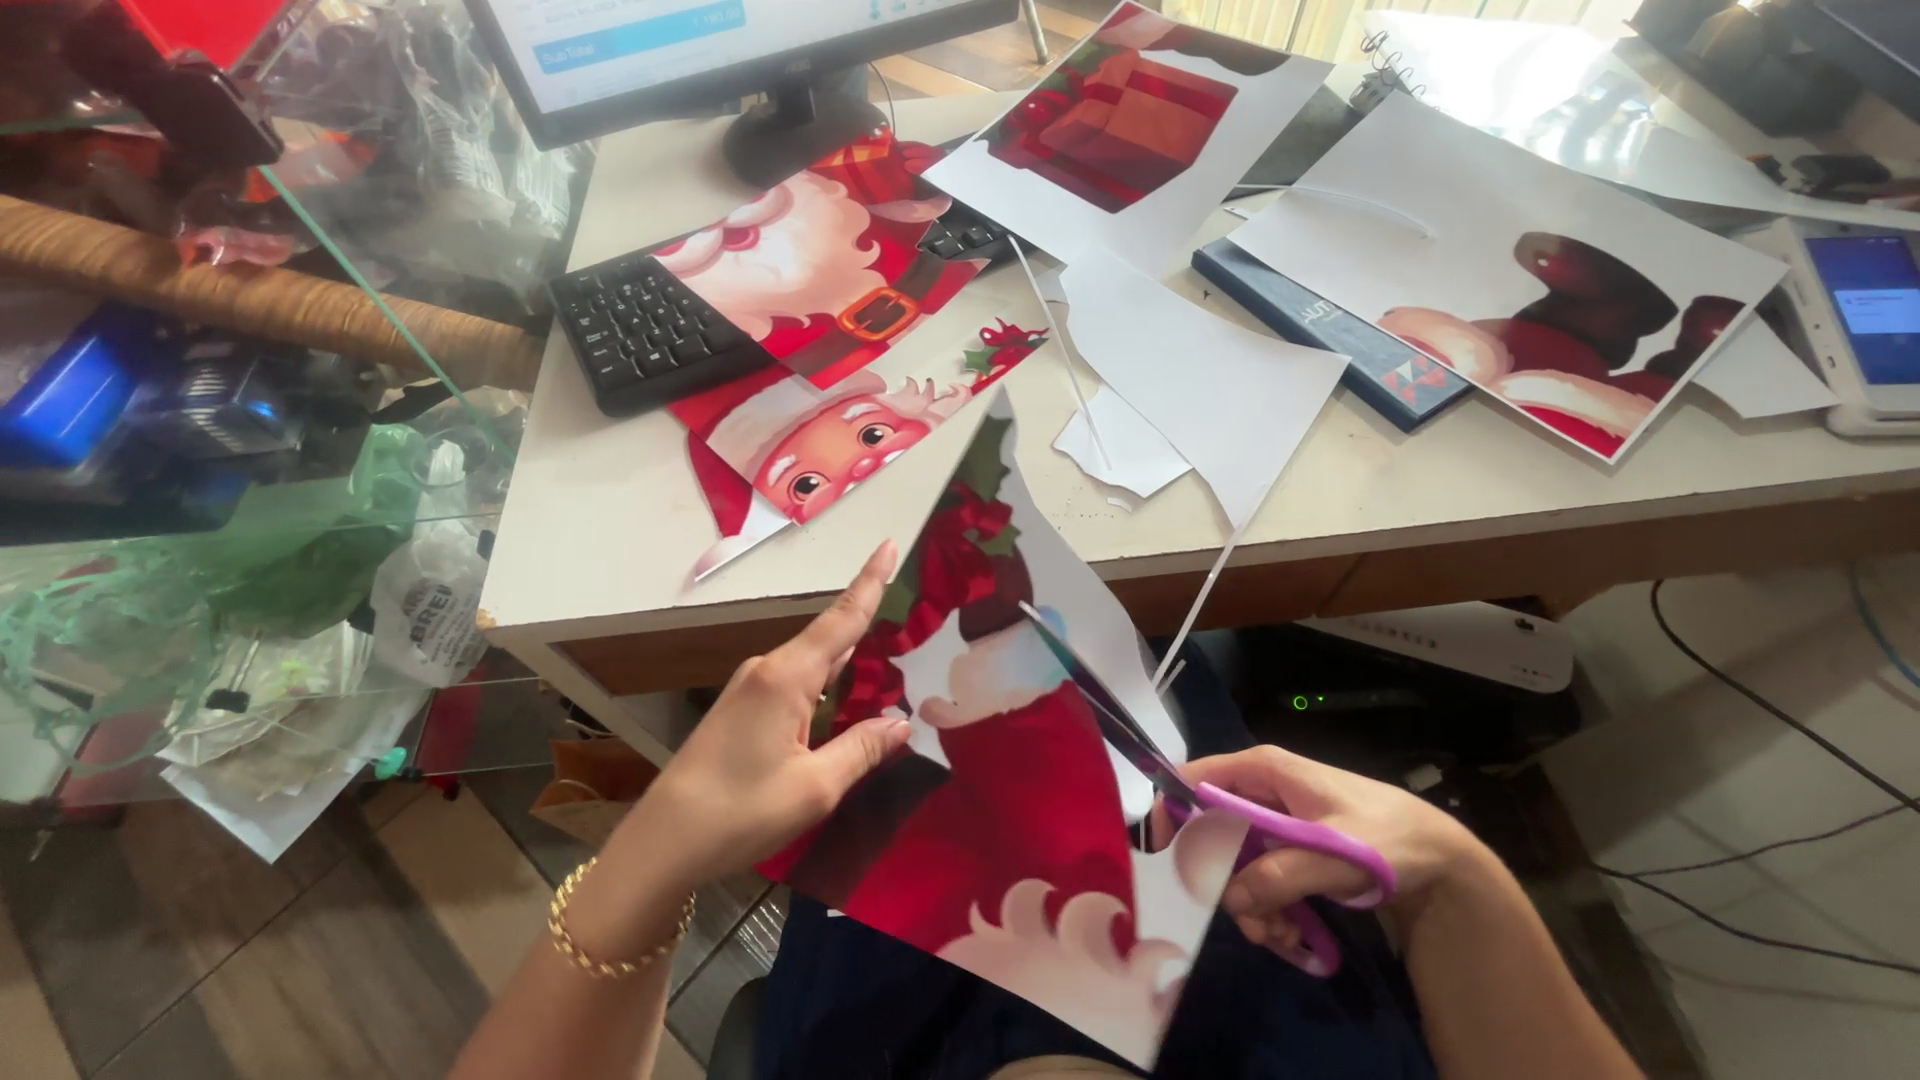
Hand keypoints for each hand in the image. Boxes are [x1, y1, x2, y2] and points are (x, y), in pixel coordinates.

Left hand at [615, 542, 911, 891]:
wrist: (663, 843)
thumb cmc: (741, 811)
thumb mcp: (816, 787)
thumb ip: (863, 748)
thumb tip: (901, 722)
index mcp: (788, 677)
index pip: (842, 618)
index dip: (870, 581)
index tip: (889, 543)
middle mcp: (767, 671)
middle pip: (829, 637)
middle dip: (866, 621)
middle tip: (909, 615)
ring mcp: (749, 690)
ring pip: (812, 662)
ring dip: (847, 659)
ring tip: (888, 661)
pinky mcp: (741, 710)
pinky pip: (796, 682)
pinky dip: (826, 682)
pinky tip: (843, 700)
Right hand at [1153, 745, 1489, 956]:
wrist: (1440, 856)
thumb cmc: (1387, 839)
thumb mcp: (1336, 855)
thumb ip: (1281, 874)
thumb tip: (1230, 899)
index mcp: (1262, 770)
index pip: (1193, 779)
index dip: (1171, 812)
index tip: (1165, 858)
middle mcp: (1259, 788)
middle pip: (1211, 829)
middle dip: (1223, 880)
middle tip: (1246, 920)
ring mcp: (1271, 816)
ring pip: (1233, 858)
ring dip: (1248, 901)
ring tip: (1277, 935)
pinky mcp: (1285, 843)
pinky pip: (1256, 872)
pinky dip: (1266, 904)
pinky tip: (1290, 932)